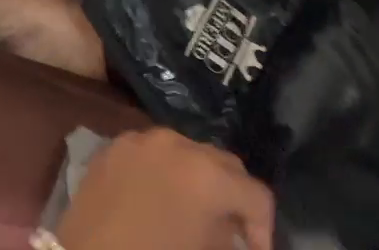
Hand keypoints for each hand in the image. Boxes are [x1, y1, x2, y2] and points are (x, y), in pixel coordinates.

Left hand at [55, 128, 273, 249]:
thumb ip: (228, 238)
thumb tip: (231, 229)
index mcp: (207, 176)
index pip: (256, 194)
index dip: (263, 228)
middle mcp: (178, 144)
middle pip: (224, 164)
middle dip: (234, 197)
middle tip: (232, 231)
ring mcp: (142, 140)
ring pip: (188, 152)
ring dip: (198, 179)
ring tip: (193, 212)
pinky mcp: (115, 145)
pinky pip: (153, 152)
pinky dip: (164, 171)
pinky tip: (156, 199)